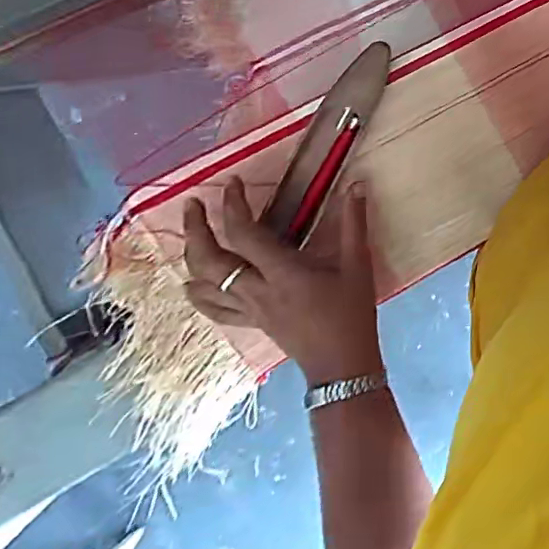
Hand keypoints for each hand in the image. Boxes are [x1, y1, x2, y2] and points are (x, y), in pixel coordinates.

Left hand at [182, 177, 383, 383]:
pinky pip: (213, 309)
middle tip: (192, 205)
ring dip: (190, 258)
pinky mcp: (250, 324)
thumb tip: (356, 185)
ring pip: (203, 286)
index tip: (232, 183)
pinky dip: (197, 293)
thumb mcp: (358, 264)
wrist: (341, 364)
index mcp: (283, 272)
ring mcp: (249, 310)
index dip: (232, 206)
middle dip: (195, 229)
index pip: (244, 234)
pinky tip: (192, 282)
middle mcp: (257, 290)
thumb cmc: (352, 312)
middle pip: (209, 260)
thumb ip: (354, 223)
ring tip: (190, 234)